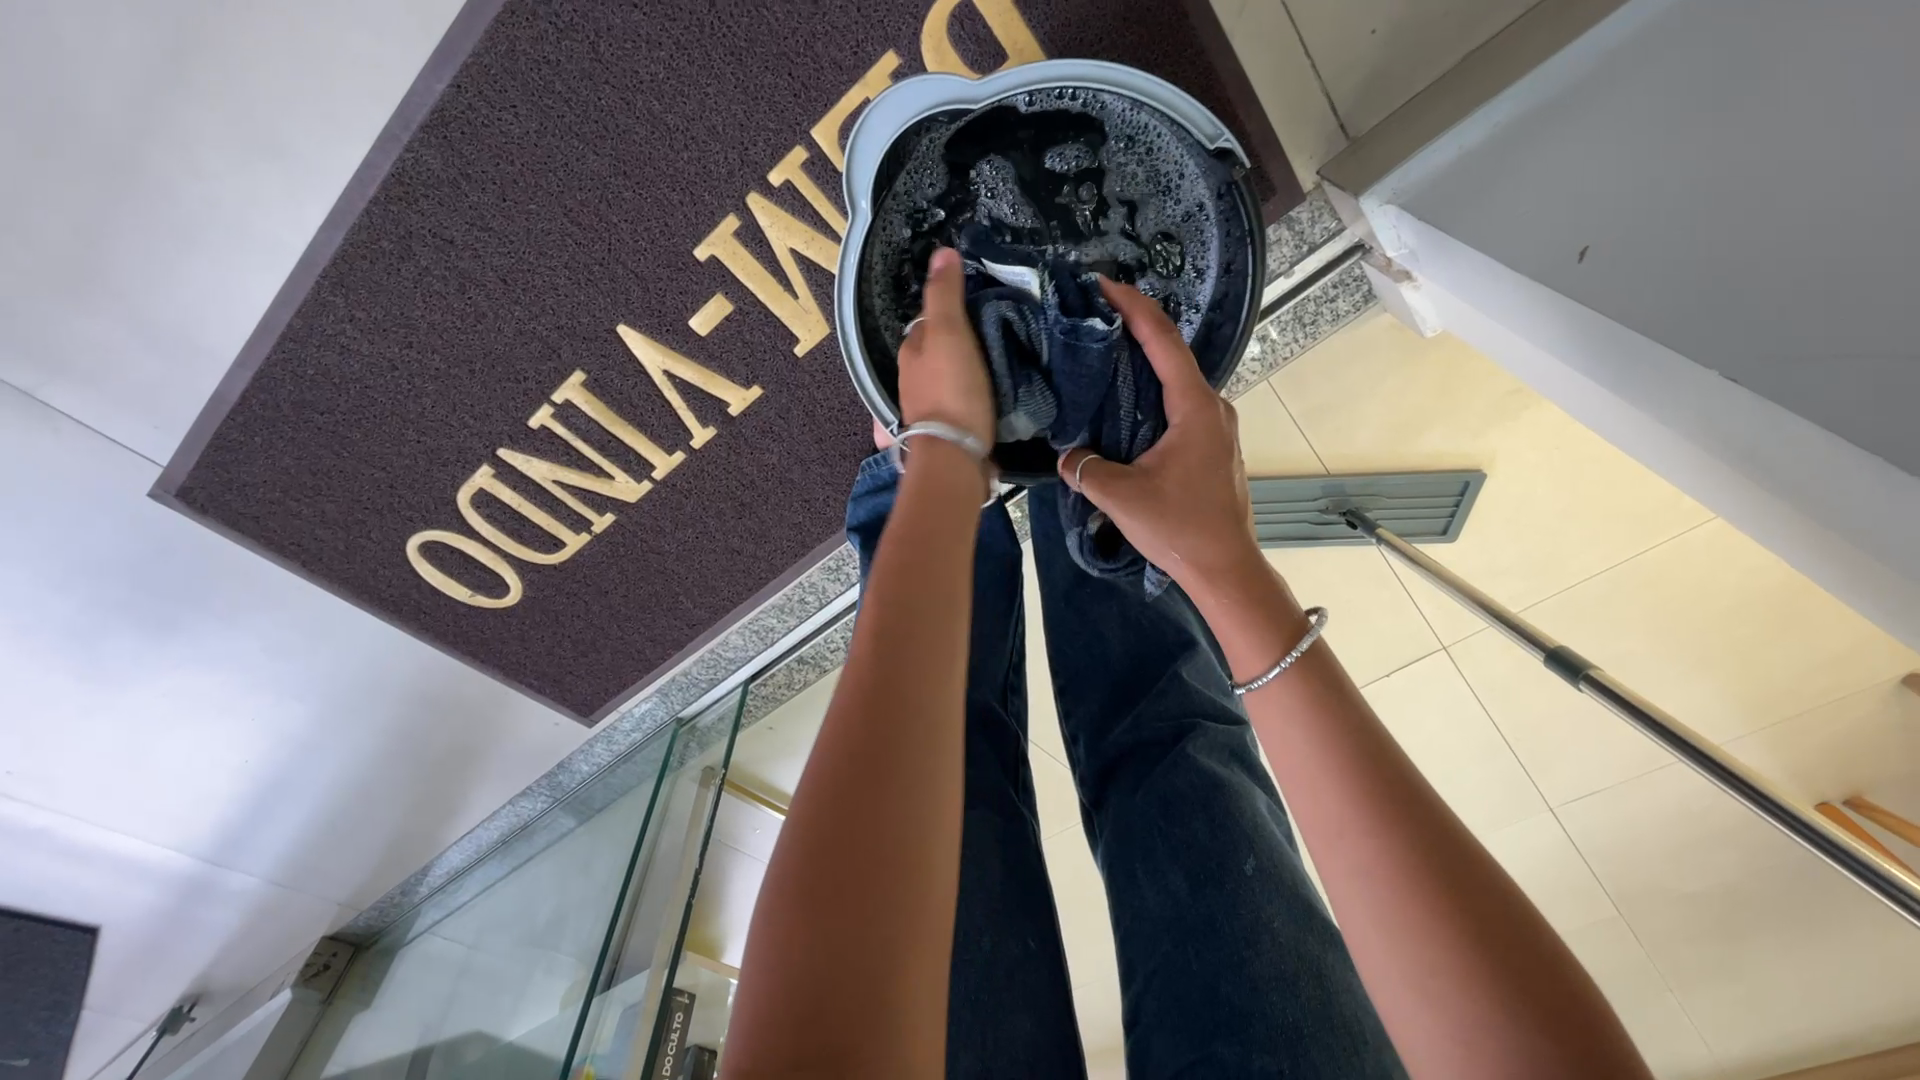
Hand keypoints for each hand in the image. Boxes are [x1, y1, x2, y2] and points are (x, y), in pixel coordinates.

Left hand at [897, 247, 994, 447]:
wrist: (955, 454)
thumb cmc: (952, 389)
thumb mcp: (949, 332)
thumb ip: (944, 294)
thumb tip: (942, 252)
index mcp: (910, 351)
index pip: (927, 321)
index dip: (948, 311)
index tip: (974, 307)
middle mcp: (911, 379)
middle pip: (935, 351)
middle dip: (955, 343)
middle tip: (987, 336)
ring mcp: (925, 407)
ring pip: (944, 378)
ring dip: (960, 372)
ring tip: (989, 366)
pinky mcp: (944, 430)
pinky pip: (956, 404)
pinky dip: (966, 397)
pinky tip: (982, 398)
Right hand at [1058, 279, 1269, 607]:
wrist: (1226, 569)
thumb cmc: (1180, 528)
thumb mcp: (1121, 496)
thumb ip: (1085, 468)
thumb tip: (1064, 455)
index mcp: (1194, 407)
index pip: (1163, 341)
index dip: (1134, 307)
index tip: (1104, 285)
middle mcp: (1212, 407)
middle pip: (1173, 355)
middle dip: (1135, 330)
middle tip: (1094, 318)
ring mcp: (1218, 428)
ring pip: (1177, 383)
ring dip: (1144, 366)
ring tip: (1104, 358)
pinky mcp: (1214, 447)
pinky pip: (1181, 406)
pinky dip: (1153, 395)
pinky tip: (1126, 407)